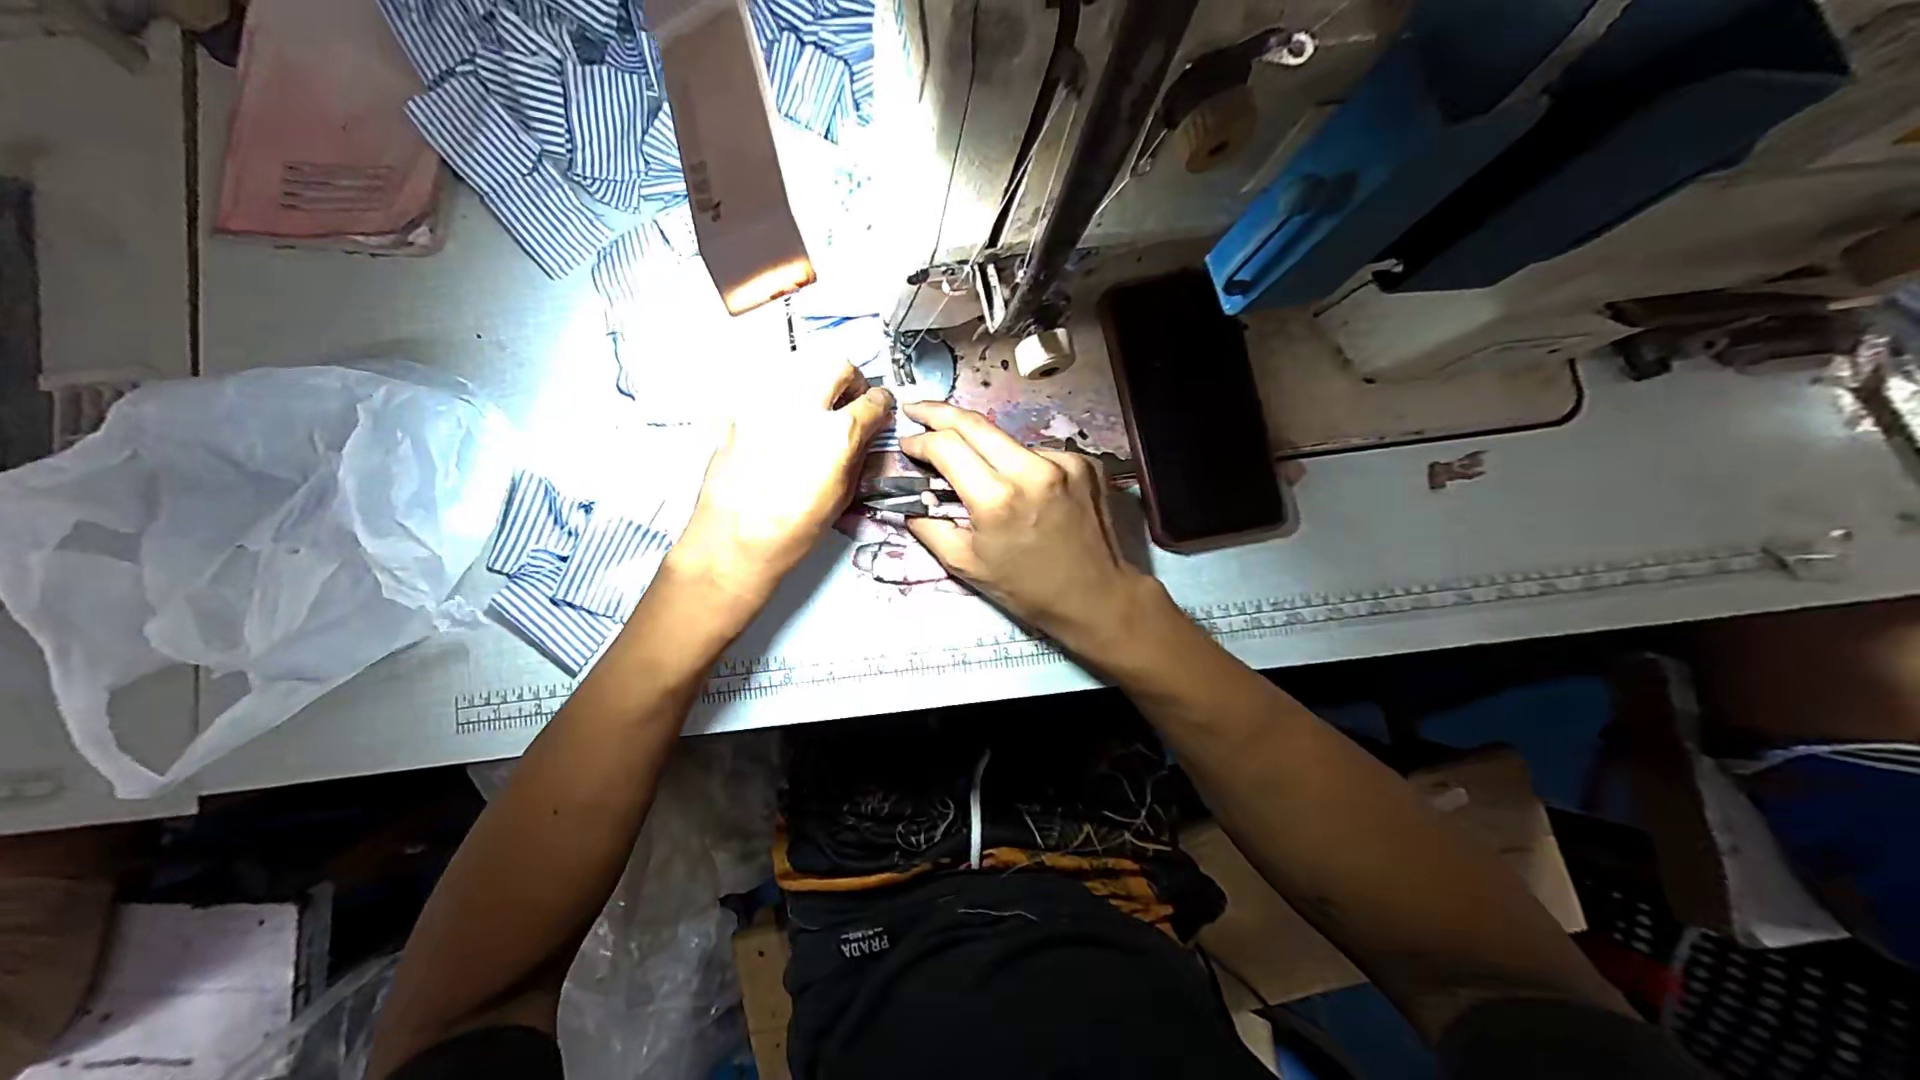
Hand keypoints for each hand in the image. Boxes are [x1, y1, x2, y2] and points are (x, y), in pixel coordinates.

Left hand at [672, 360, 892, 604]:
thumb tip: (865, 434)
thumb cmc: (793, 530)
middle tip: (850, 401)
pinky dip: (786, 401)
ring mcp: (767, 405)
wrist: (734, 540)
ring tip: (816, 412)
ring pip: (802, 370)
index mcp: (837, 433)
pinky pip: (772, 392)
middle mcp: (803, 408)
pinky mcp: (742, 412)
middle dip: (851, 380)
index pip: (874, 399)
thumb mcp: (842, 496)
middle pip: (837, 366)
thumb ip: (857, 455)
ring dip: (817, 384)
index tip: (879, 411)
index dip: (881, 405)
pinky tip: (784, 428)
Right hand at [899, 401, 1167, 653]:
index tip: (908, 444)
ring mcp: (1063, 461)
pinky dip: (1021, 464)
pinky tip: (1022, 487)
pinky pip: (1037, 452)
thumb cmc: (1026, 589)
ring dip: (984, 446)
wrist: (1096, 596)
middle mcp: (1031, 470)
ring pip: (1007, 439)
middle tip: (917, 410)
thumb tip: (909, 499)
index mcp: (997, 499)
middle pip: (974, 423)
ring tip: (978, 471)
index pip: (947, 446)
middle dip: (939, 413)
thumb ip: (929, 525)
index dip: (920, 441)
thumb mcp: (966, 565)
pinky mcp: (1084, 462)